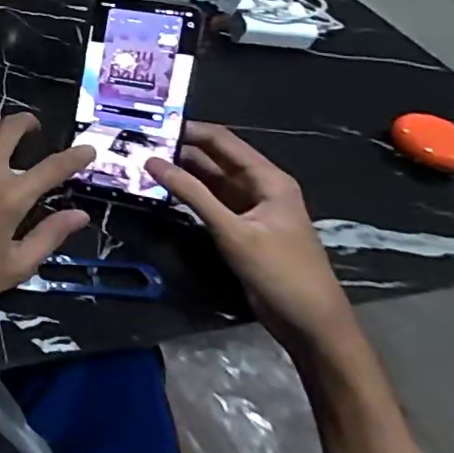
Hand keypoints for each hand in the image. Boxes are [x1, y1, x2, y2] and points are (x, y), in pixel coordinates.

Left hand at [0, 113, 93, 332]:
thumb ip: (50, 235)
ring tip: (1, 148)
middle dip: (29, 123)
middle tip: (34, 129)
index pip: (52, 167)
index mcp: (11, 196)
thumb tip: (80, 215)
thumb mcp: (16, 266)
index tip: (87, 150)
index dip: (75, 156)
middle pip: (12, 128)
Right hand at [144, 122, 354, 350]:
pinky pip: (211, 202)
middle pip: (214, 159)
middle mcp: (259, 187)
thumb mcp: (233, 232)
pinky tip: (164, 192)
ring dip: (182, 174)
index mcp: (267, 179)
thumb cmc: (281, 273)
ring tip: (144, 164)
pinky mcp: (242, 229)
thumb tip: (153, 161)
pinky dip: (189, 196)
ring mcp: (250, 208)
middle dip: (180, 151)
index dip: (189, 130)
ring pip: (210, 181)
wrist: (313, 327)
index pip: (222, 140)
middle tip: (140, 145)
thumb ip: (193, 194)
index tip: (153, 125)